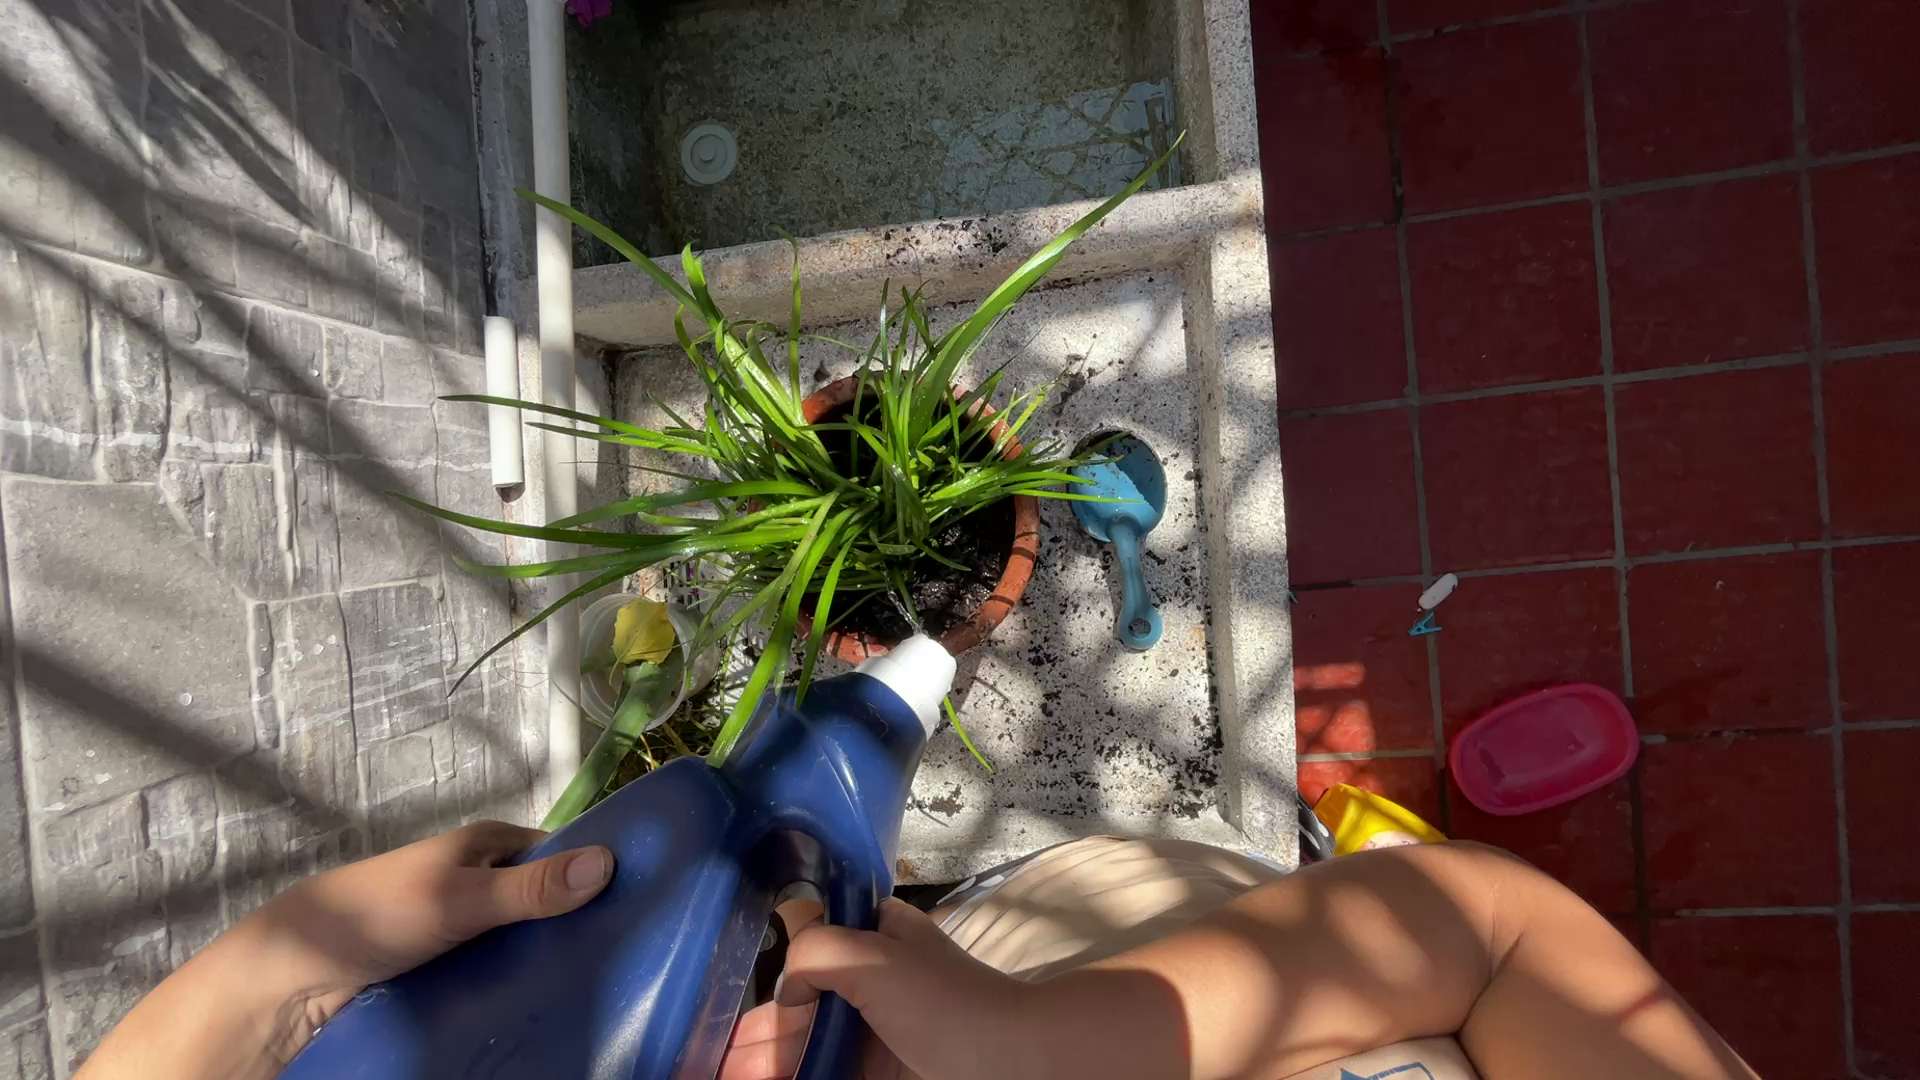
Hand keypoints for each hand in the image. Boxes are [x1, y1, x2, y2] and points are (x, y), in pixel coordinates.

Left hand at [256, 820, 613, 1021]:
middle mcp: (479, 878)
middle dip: (570, 920)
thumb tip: (610, 863)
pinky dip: (513, 980)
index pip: (559, 852)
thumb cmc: (379, 914)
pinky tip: (535, 998)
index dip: (591, 871)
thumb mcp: (463, 896)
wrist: (282, 982)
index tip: (631, 900)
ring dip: (541, 955)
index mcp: (489, 844)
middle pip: (543, 896)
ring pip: (520, 935)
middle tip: (612, 950)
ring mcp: (461, 923)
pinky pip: (494, 967)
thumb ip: (532, 887)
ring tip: (583, 979)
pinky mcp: (444, 964)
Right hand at [720, 898, 1040, 1079]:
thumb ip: (818, 950)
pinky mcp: (884, 1069)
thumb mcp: (874, 956)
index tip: (734, 1016)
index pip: (813, 946)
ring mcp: (881, 1027)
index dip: (775, 981)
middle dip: (761, 1036)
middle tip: (720, 1067)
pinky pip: (832, 1067)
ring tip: (731, 1077)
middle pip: (806, 1004)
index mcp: (879, 934)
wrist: (1007, 1063)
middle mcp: (877, 976)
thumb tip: (787, 984)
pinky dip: (802, 1072)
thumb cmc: (941, 1002)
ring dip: (773, 1061)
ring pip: (814, 1042)